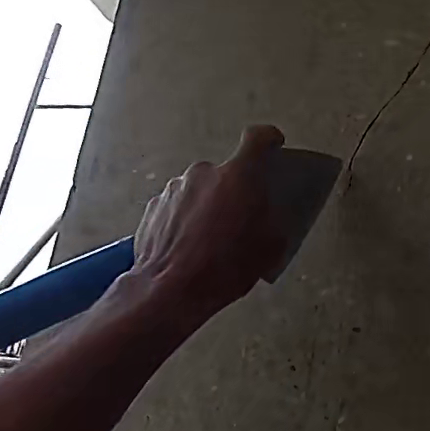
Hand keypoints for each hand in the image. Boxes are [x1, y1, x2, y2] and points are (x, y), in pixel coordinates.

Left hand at [128, 124, 287, 314]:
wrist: (170, 292)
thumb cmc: (223, 267)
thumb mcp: (272, 245)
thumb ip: (275, 217)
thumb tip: (271, 212)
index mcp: (240, 176)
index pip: (259, 138)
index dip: (269, 140)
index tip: (274, 146)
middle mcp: (205, 172)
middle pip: (228, 172)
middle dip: (236, 190)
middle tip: (243, 218)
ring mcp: (175, 188)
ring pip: (202, 189)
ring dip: (210, 205)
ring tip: (214, 239)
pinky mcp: (154, 208)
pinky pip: (179, 206)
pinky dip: (187, 219)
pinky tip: (192, 246)